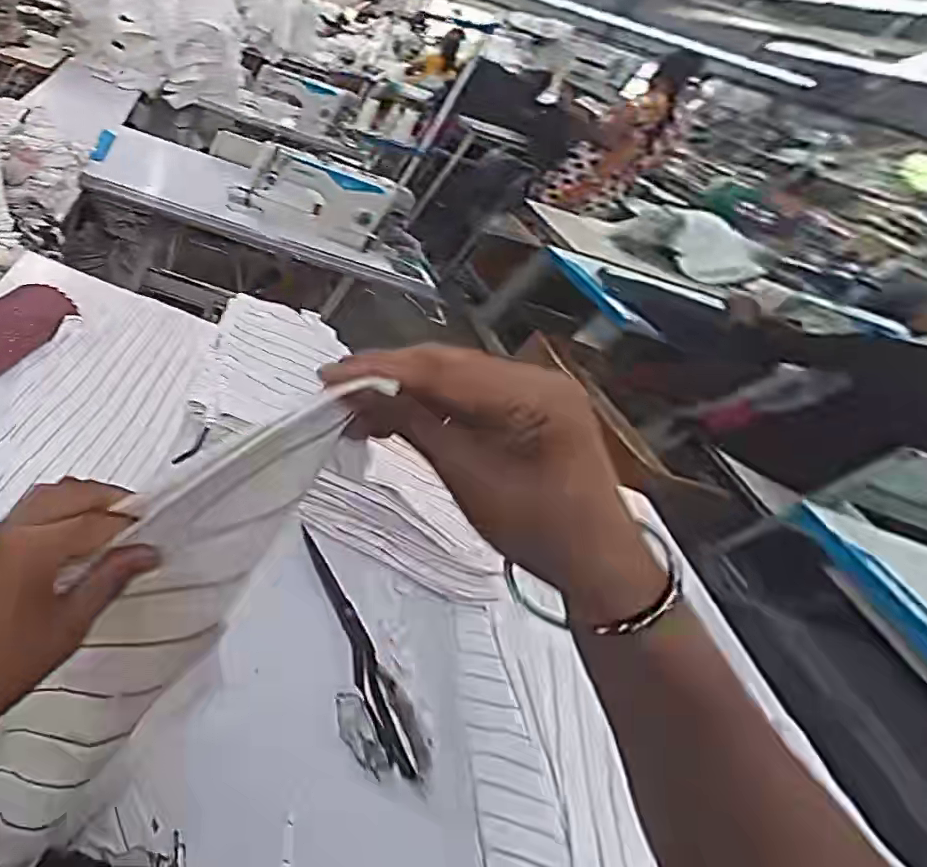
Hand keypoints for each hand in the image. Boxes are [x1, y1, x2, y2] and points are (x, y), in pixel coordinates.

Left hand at [0, 479, 158, 808]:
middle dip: (109, 499)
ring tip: (113, 519)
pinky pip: (32, 504)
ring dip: (83, 496)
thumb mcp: (67, 626)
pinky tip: (75, 528)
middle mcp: (15, 528)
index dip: (128, 526)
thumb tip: (142, 555)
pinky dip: (60, 503)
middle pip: (72, 493)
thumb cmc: (1, 666)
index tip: (152, 535)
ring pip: (50, 492)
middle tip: (140, 518)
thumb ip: (107, 581)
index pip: (94, 520)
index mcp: (35, 546)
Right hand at [321, 346, 663, 622]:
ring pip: (443, 375)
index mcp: (534, 393)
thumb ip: (411, 423)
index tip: (334, 377)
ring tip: (355, 407)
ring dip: (397, 389)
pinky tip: (389, 414)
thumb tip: (360, 395)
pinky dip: (418, 401)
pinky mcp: (515, 406)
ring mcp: (526, 391)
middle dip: (384, 375)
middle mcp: (533, 380)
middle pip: (440, 364)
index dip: (379, 370)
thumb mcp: (465, 474)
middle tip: (336, 388)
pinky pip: (456, 392)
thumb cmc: (542, 528)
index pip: (440, 369)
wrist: (592, 563)